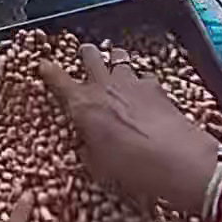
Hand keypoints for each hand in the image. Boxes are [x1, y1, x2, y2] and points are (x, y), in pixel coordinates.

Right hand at [40, 43, 218, 210]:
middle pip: (89, 55)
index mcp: (83, 104)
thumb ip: (90, 148)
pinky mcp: (155, 86)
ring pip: (118, 56)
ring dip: (114, 60)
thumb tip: (88, 144)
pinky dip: (141, 82)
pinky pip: (143, 76)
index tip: (43, 65)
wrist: (177, 159)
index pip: (58, 80)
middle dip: (86, 54)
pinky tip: (145, 93)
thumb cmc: (132, 167)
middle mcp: (104, 86)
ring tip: (115, 66)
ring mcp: (131, 82)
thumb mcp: (100, 166)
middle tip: (86, 56)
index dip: (49, 71)